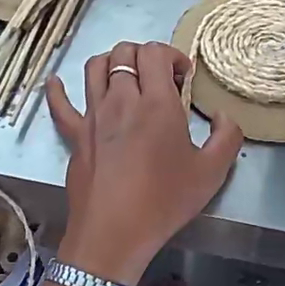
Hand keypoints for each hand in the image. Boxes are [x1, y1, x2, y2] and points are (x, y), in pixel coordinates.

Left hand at [46, 42, 242, 284]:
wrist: (114, 233)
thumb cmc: (163, 202)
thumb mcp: (212, 173)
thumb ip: (227, 137)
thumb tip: (224, 116)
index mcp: (156, 103)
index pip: (155, 53)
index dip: (171, 56)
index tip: (182, 78)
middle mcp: (120, 100)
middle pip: (124, 53)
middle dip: (143, 56)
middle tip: (158, 80)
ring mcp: (93, 116)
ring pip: (94, 67)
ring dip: (111, 63)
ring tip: (125, 79)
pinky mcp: (74, 137)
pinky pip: (60, 105)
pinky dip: (57, 90)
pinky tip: (57, 83)